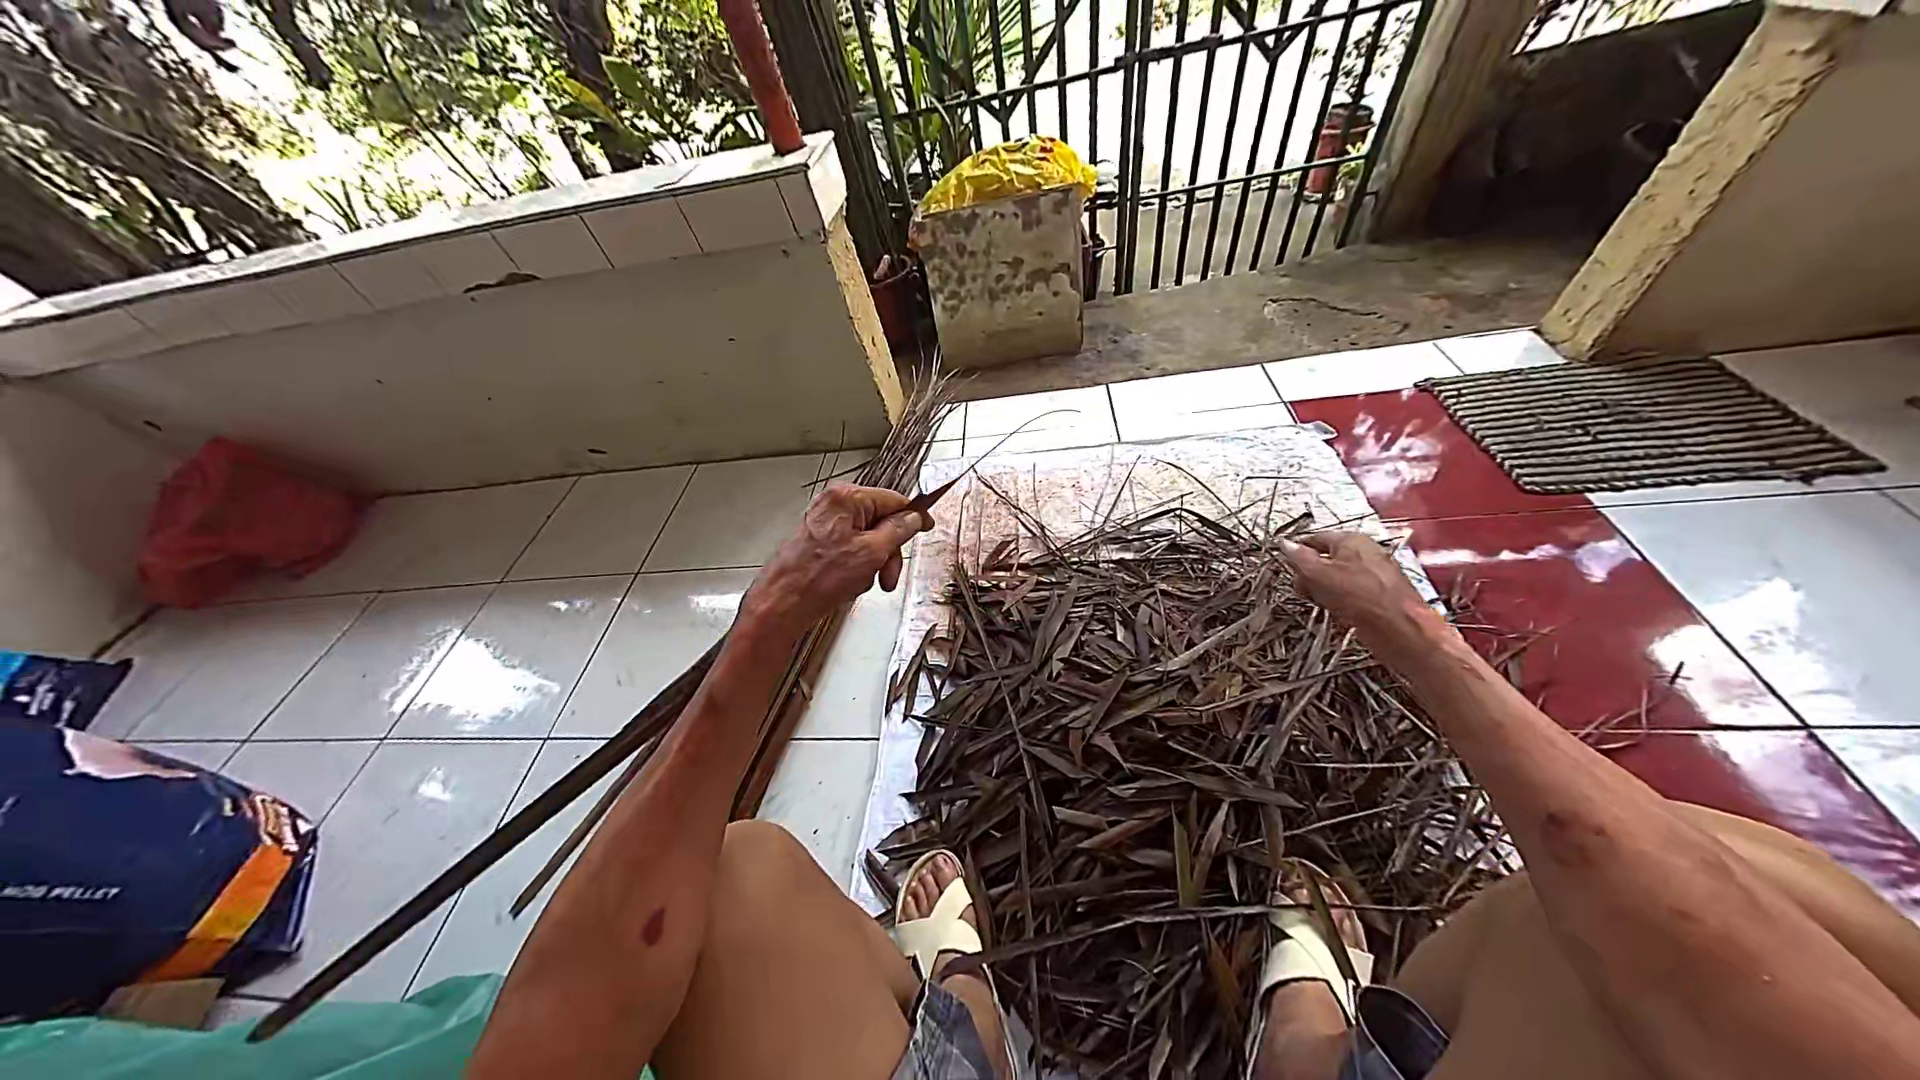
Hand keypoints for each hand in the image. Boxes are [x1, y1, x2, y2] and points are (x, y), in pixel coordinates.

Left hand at [738, 485, 931, 639]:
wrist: (782, 605)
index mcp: (846, 498)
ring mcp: (826, 526)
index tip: (925, 526)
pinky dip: (860, 567)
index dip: (912, 516)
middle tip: (889, 573)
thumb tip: (912, 518)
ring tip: (869, 582)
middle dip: (890, 551)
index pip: (892, 499)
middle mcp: (834, 507)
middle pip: (881, 521)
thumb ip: (898, 531)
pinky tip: (852, 583)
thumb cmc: (816, 578)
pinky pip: (853, 551)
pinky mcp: (821, 545)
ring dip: (876, 563)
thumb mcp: (872, 552)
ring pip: (869, 540)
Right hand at [1275, 531, 1437, 651]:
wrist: (1398, 628)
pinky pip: (1353, 592)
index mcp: (1352, 539)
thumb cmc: (1357, 596)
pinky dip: (1341, 599)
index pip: (1315, 539)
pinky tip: (1338, 611)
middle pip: (1328, 558)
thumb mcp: (1317, 574)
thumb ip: (1299, 558)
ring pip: (1340, 577)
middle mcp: (1368, 551)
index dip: (1297, 552)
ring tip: (1321, 602)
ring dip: (1325, 589)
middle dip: (1311, 574)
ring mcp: (1378, 573)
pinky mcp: (1384, 594)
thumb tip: (1285, 544)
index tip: (1286, 566)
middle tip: (1303, 589)